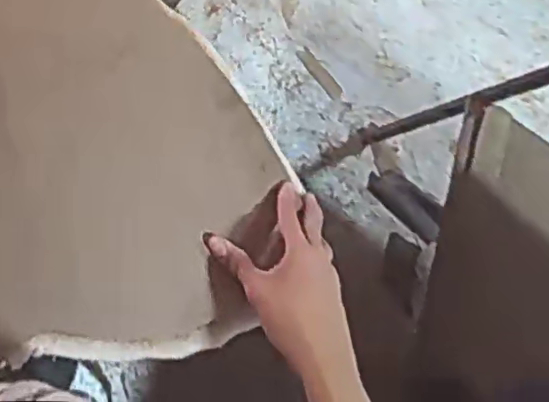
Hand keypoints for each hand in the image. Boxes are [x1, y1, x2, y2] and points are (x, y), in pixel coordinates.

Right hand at [204, 184, 365, 401]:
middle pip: (315, 228)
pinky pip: (325, 267)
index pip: (292, 218)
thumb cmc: (293, 321)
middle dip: (310, 211)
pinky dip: (317, 257)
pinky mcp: (334, 298)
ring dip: (316, 235)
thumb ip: (237, 262)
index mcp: (301, 252)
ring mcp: (330, 280)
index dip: (288, 200)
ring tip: (309, 231)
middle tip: (307, 198)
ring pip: (323, 248)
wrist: (326, 361)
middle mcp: (319, 261)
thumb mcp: (257, 288)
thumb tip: (214, 241)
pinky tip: (309, 269)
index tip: (287, 187)